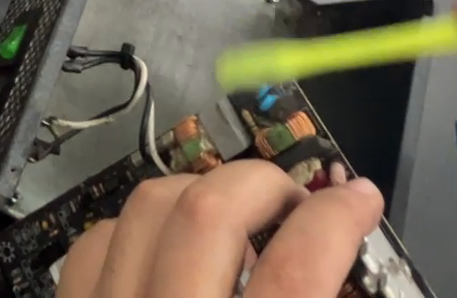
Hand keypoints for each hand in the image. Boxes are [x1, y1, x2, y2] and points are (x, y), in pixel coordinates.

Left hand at [55, 159, 382, 297]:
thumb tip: (341, 266)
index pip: (295, 272)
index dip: (337, 222)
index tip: (360, 197)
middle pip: (205, 214)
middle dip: (262, 184)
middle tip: (296, 198)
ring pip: (145, 208)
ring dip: (199, 193)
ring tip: (236, 213)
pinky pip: (95, 242)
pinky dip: (136, 226)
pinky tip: (165, 246)